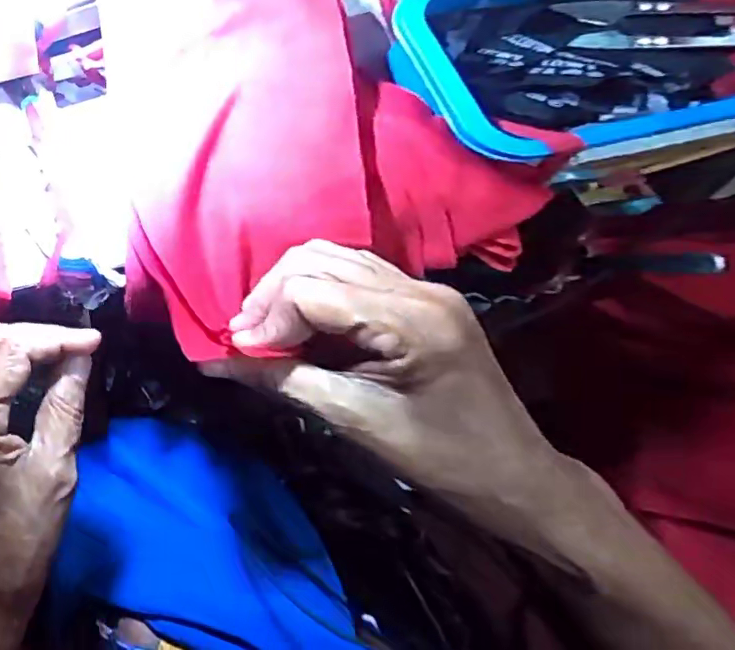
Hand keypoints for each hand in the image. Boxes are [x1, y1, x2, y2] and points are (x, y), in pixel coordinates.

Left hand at [0, 323, 101, 649]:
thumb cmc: (23, 530)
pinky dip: (5, 356)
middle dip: (38, 335)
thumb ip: (64, 406)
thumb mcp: (55, 470)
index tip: (94, 340)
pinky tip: (33, 363)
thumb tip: (80, 358)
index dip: (55, 339)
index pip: (13, 350)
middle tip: (81, 343)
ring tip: (63, 348)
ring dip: (21, 341)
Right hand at [205, 242, 734, 649]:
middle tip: (248, 337)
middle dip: (269, 296)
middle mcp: (418, 288)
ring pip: (324, 256)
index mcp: (414, 320)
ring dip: (284, 288)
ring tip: (268, 327)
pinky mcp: (416, 293)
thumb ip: (281, 380)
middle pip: (312, 260)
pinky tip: (299, 320)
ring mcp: (421, 286)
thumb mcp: (355, 420)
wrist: (522, 479)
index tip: (241, 349)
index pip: (310, 290)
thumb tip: (212, 363)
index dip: (267, 317)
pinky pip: (343, 268)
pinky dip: (308, 287)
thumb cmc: (445, 457)